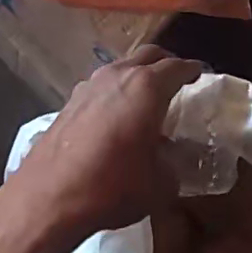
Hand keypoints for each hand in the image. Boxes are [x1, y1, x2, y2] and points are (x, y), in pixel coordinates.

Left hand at [0, 45, 204, 252]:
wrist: (48, 197)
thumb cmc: (112, 186)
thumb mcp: (160, 183)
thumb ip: (174, 162)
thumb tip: (172, 154)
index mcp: (147, 87)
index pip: (178, 66)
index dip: (193, 70)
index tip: (202, 76)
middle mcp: (117, 75)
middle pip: (149, 55)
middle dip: (166, 64)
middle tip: (178, 81)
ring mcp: (89, 85)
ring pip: (122, 67)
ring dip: (138, 76)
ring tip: (148, 98)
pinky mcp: (69, 101)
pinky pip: (102, 86)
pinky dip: (116, 91)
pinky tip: (117, 115)